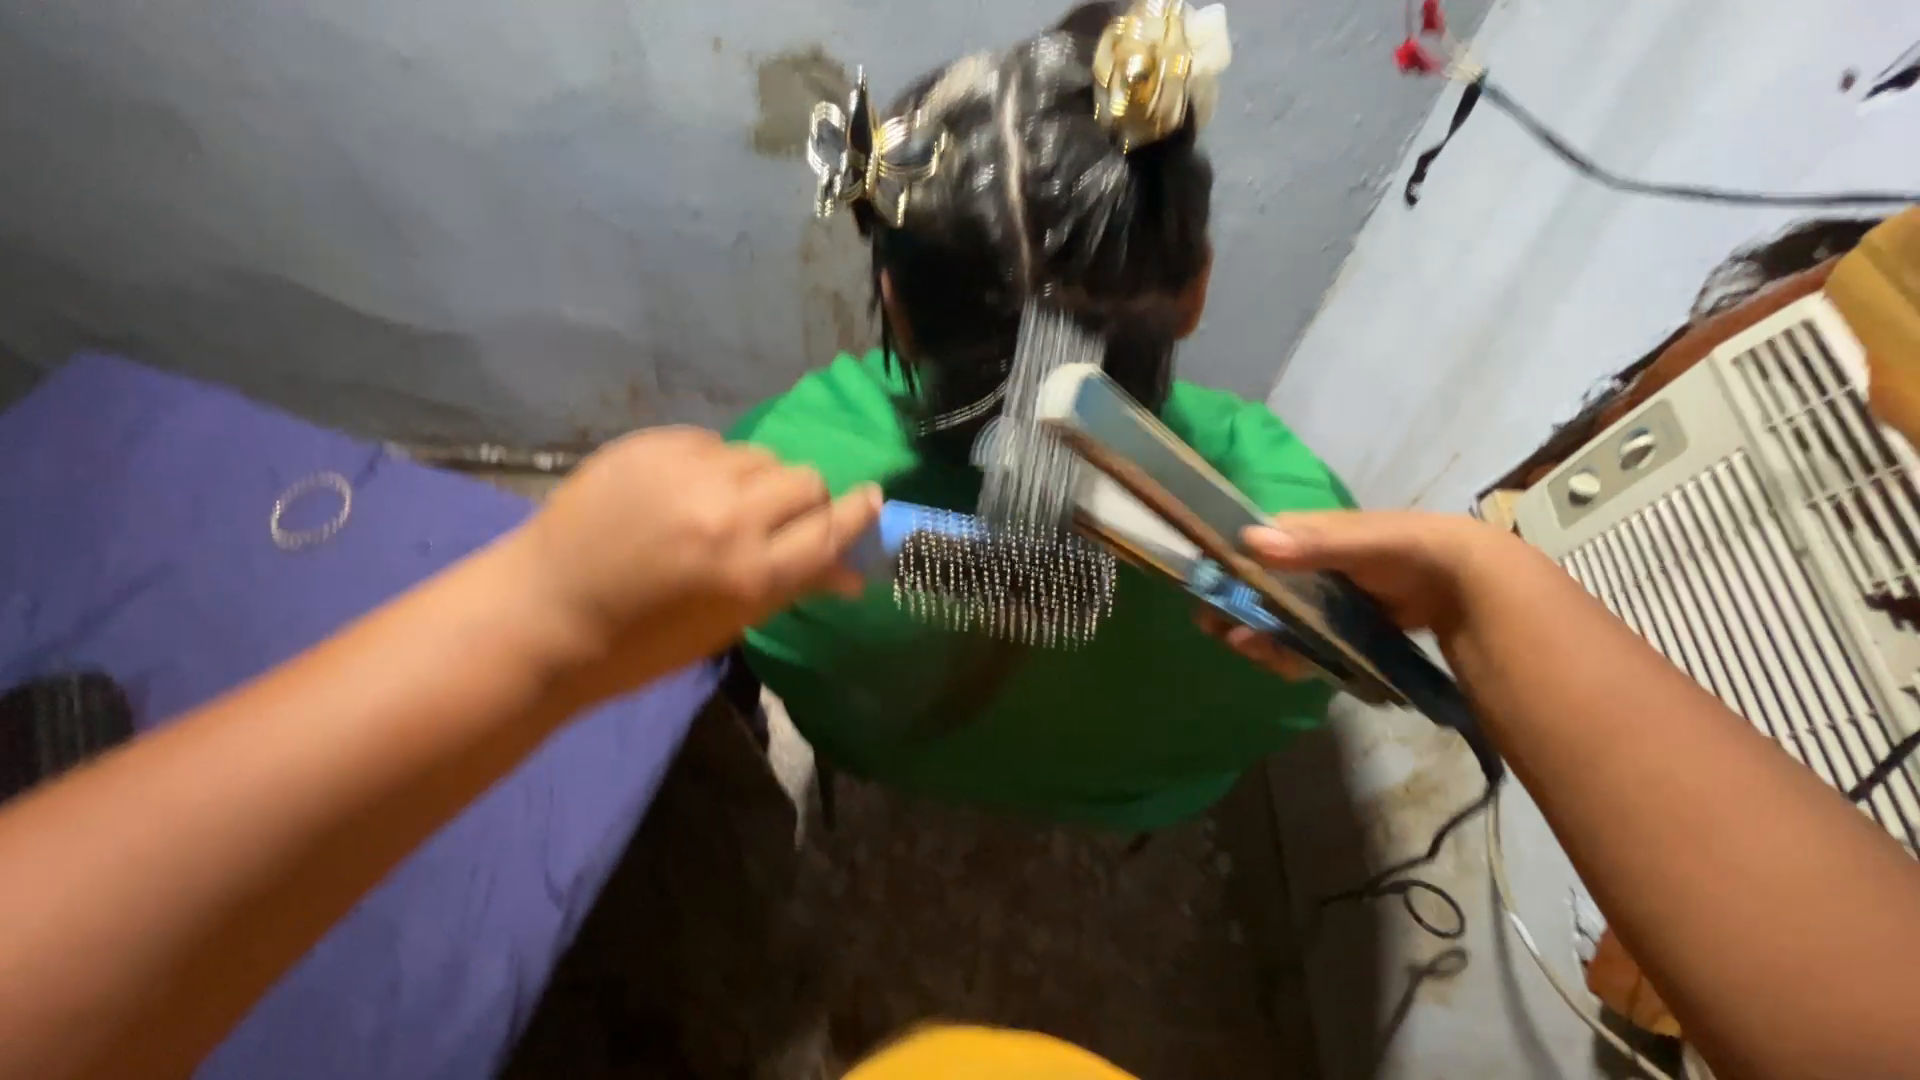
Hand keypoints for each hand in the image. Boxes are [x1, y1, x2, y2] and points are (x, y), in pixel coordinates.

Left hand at [506, 427, 880, 698]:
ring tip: (719, 505)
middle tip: (776, 519)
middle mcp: (729, 516)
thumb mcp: (729, 623)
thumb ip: (794, 587)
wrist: (543, 614)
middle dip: (802, 500)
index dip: (858, 513)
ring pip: (761, 456)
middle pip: (806, 480)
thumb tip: (855, 575)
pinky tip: (680, 491)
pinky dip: (711, 466)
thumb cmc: (643, 642)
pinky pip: (713, 443)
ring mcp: (688, 473)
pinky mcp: (652, 445)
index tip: (872, 499)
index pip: (832, 528)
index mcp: (752, 573)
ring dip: (756, 480)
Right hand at [1200, 510, 1518, 677]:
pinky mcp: (1337, 630)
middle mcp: (1302, 568)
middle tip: (1225, 633)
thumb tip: (1248, 541)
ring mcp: (1319, 601)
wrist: (1473, 585)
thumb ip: (1312, 545)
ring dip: (1260, 639)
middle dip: (1237, 612)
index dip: (1224, 571)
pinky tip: (1289, 667)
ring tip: (1256, 651)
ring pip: (1273, 621)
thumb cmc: (1412, 548)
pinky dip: (1290, 657)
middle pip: (1253, 591)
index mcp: (1300, 537)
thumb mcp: (1364, 541)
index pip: (1246, 550)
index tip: (1206, 595)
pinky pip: (1301, 644)